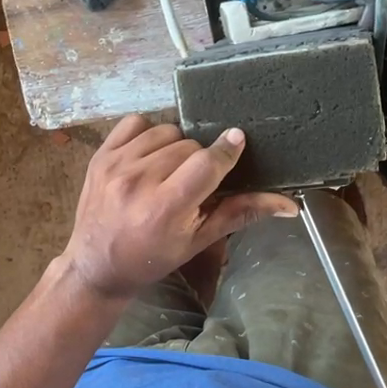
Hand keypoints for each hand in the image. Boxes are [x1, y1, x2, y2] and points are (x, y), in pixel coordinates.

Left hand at [59, 115, 295, 297]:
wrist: (97, 265)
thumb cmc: (153, 257)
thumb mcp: (199, 240)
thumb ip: (241, 213)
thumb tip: (290, 204)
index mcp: (165, 208)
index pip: (206, 162)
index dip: (226, 150)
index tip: (237, 140)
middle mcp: (138, 182)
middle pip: (189, 146)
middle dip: (197, 161)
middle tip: (191, 183)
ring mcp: (115, 165)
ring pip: (166, 131)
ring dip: (174, 147)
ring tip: (169, 172)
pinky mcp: (100, 155)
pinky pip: (136, 122)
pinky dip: (148, 134)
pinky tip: (148, 156)